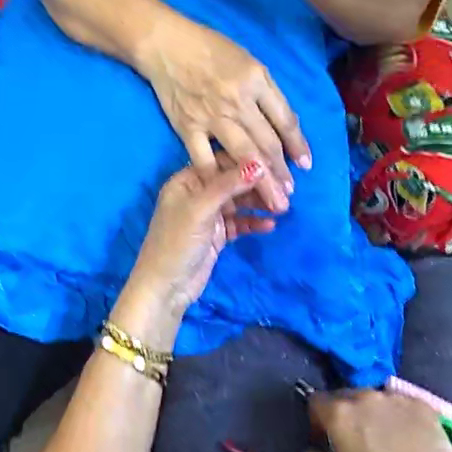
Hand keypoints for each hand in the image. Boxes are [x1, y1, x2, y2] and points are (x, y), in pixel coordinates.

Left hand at [122, 156, 277, 321]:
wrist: (166, 288)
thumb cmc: (177, 242)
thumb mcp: (200, 210)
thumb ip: (228, 186)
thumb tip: (258, 164)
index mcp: (187, 180)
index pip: (222, 162)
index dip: (248, 163)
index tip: (275, 167)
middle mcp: (198, 192)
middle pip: (233, 181)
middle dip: (258, 185)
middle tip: (285, 192)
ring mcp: (208, 214)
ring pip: (239, 202)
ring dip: (259, 203)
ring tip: (282, 208)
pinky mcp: (217, 234)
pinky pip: (240, 222)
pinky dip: (254, 222)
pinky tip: (270, 225)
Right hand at [139, 19, 311, 213]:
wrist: (167, 46)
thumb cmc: (210, 49)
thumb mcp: (248, 60)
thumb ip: (267, 91)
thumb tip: (284, 123)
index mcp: (256, 81)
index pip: (284, 119)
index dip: (297, 145)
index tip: (305, 165)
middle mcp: (238, 101)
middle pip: (266, 143)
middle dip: (281, 172)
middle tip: (290, 197)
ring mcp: (212, 117)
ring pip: (243, 155)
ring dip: (261, 181)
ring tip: (273, 201)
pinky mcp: (188, 128)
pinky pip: (205, 159)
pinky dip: (218, 179)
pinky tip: (229, 197)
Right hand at [302, 391, 451, 451]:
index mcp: (339, 415)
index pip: (316, 402)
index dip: (318, 422)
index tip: (326, 442)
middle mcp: (364, 397)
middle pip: (345, 397)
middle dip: (344, 416)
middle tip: (355, 445)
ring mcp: (396, 398)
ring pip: (374, 400)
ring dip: (371, 415)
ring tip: (385, 444)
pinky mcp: (423, 404)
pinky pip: (400, 405)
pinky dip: (398, 417)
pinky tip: (409, 442)